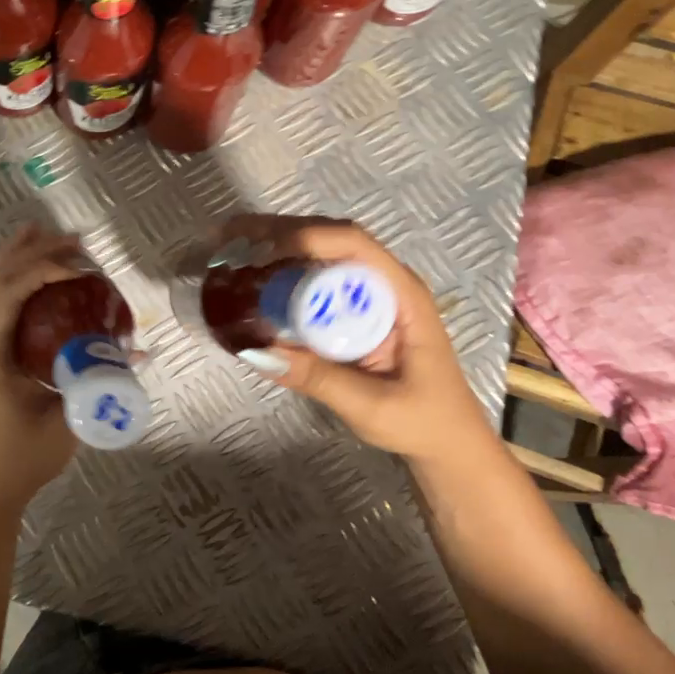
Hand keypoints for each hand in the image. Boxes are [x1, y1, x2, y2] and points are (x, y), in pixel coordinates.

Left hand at [0, 223, 84, 514]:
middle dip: (31, 252)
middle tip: (72, 239)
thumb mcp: (69, 419)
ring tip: (47, 234)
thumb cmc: (26, 456)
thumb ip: (102, 383)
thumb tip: (140, 352)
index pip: (7, 297)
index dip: (39, 272)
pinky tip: (39, 273)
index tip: (77, 267)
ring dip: (17, 258)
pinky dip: (16, 279)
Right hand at [217, 216, 496, 462]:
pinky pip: (313, 279)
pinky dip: (279, 272)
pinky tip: (250, 279)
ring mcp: (368, 295)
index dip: (305, 238)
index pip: (354, 245)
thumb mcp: (371, 406)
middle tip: (227, 240)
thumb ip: (320, 379)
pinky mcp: (352, 311)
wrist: (447, 441)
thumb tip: (259, 350)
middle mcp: (384, 284)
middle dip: (277, 232)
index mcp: (401, 295)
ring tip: (229, 252)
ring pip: (319, 252)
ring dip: (274, 246)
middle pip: (330, 237)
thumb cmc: (421, 421)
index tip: (261, 255)